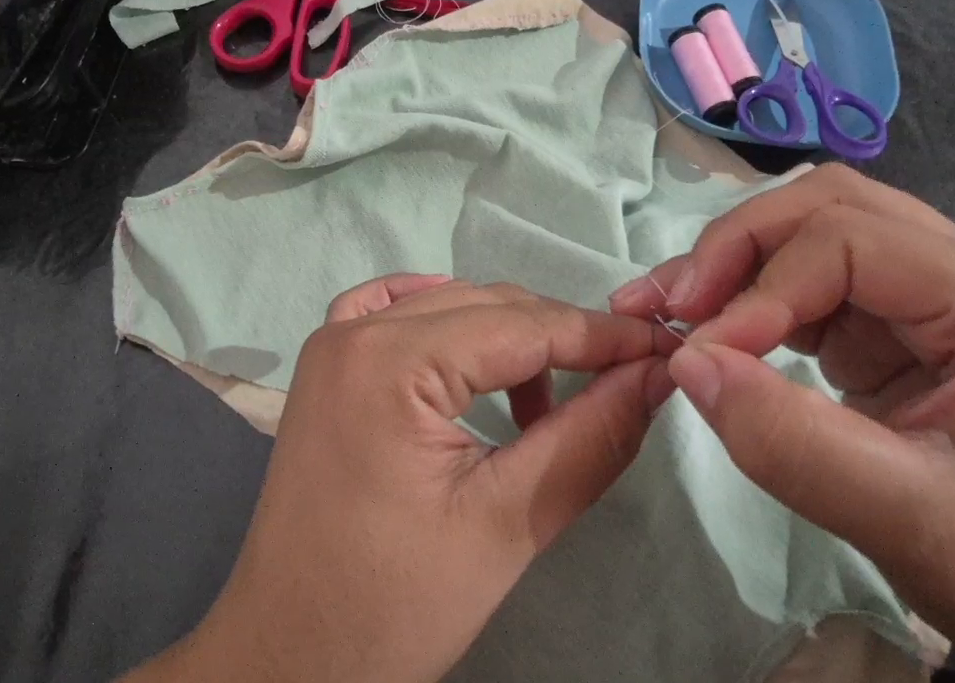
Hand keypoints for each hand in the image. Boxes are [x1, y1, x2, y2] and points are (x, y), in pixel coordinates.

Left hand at [132, 278, 678, 682]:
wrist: (286, 657)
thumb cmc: (394, 604)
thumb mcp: (508, 524)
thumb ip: (589, 438)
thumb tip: (656, 373)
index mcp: (391, 360)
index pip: (524, 325)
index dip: (603, 335)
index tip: (667, 349)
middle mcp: (357, 330)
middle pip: (489, 306)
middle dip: (563, 338)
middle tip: (627, 379)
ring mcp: (334, 344)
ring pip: (450, 307)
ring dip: (511, 339)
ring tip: (546, 407)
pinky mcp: (328, 368)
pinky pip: (396, 312)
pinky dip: (448, 323)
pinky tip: (472, 351)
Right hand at [610, 165, 954, 682]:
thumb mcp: (914, 524)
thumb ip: (796, 444)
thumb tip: (687, 364)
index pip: (854, 243)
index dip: (764, 288)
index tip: (699, 353)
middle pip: (831, 207)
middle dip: (739, 246)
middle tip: (670, 304)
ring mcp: (928, 296)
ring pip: (813, 230)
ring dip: (735, 262)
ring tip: (669, 307)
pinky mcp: (892, 327)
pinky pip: (807, 282)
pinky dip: (748, 298)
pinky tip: (710, 331)